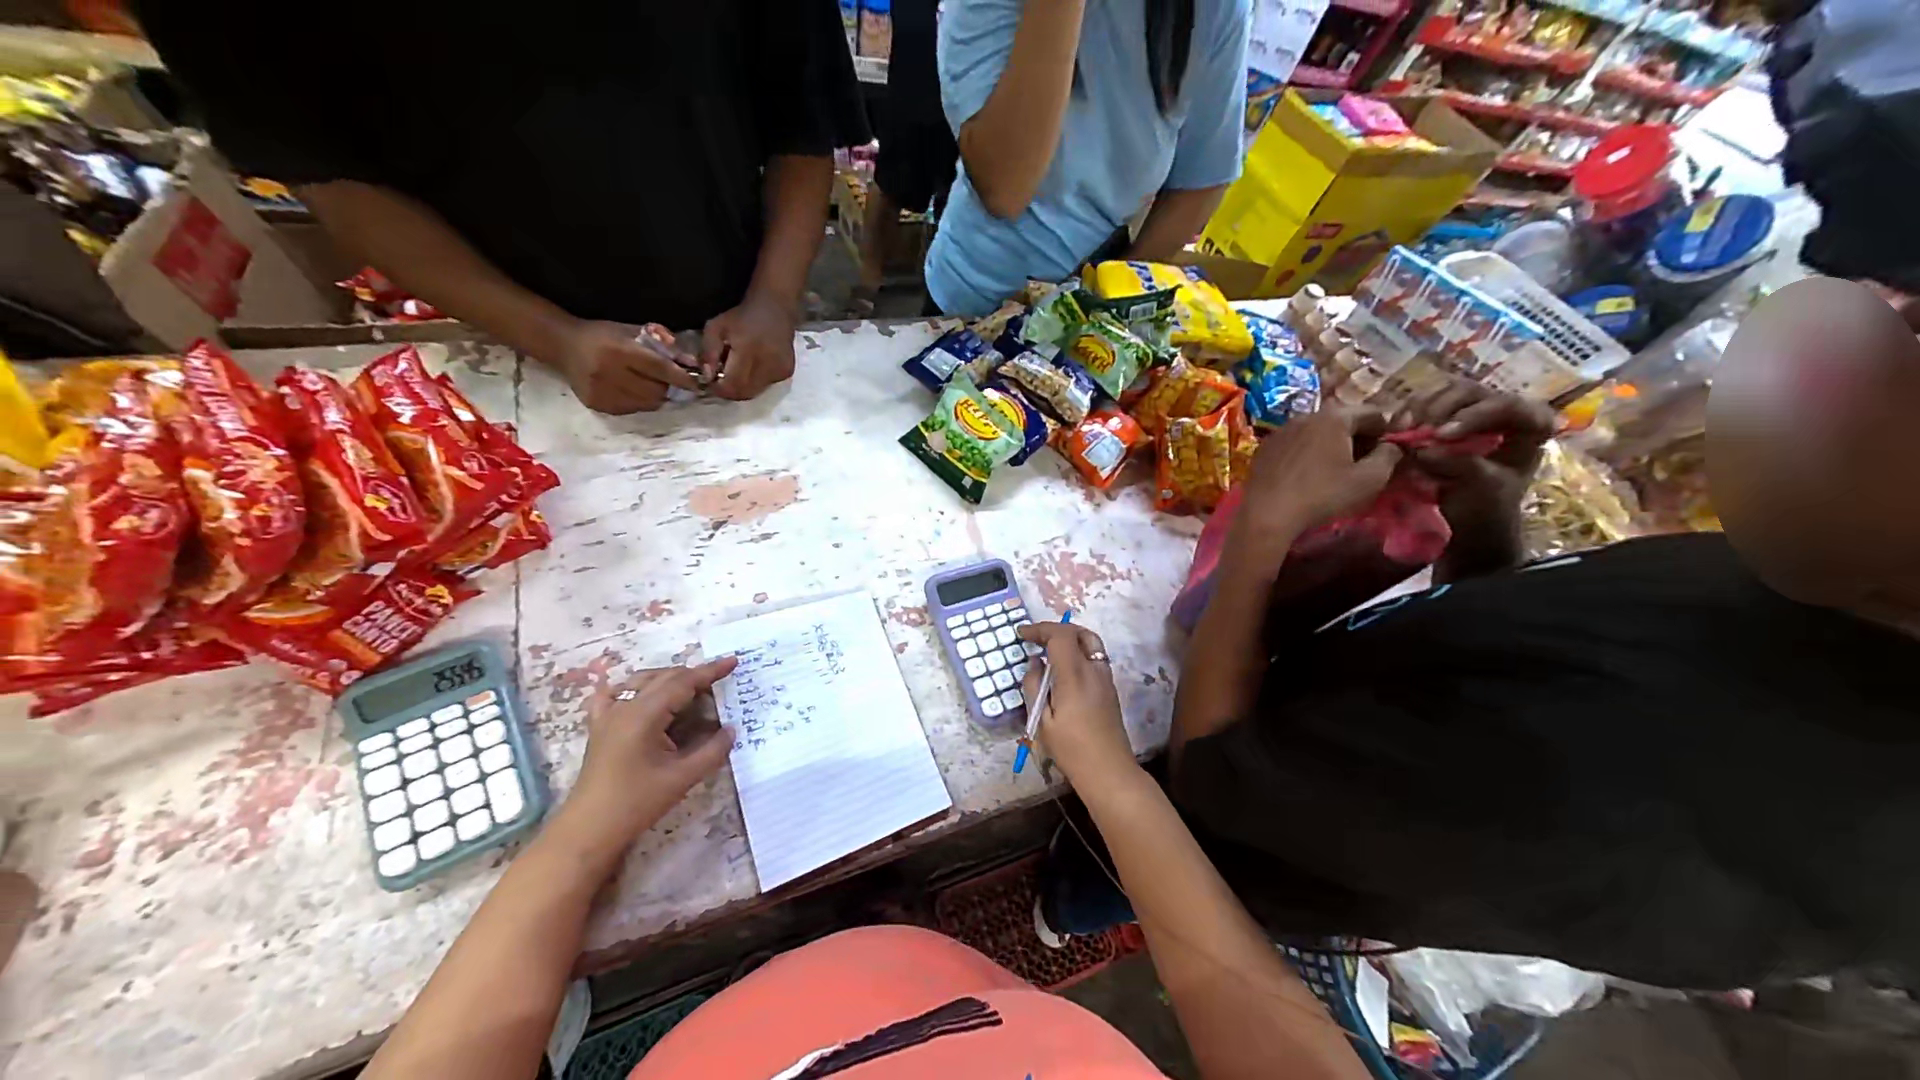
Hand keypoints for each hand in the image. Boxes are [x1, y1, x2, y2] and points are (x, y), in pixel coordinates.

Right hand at [557, 320, 701, 414]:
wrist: (563, 345)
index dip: (681, 378)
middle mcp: (609, 374)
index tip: (695, 383)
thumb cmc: (602, 335)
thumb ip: (662, 345)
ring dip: (655, 396)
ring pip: (647, 404)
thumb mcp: (632, 331)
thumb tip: (691, 363)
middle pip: (656, 391)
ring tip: (648, 383)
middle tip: (666, 380)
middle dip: (667, 387)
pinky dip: (640, 402)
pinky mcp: (598, 405)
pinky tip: (632, 389)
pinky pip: (633, 410)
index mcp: (619, 351)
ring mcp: (602, 392)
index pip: (659, 369)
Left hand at [560, 659, 736, 855]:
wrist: (589, 829)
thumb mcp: (682, 778)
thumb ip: (712, 751)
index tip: (733, 661)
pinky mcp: (599, 727)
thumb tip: (731, 729)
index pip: (682, 683)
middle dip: (693, 676)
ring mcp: (608, 715)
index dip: (710, 671)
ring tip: (692, 690)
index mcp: (644, 714)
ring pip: (642, 682)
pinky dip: (633, 688)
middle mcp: (624, 707)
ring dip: (669, 680)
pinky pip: (614, 694)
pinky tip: (641, 693)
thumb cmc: (637, 802)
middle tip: (720, 683)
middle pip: (664, 678)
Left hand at [702, 295, 796, 400]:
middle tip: (721, 380)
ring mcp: (779, 370)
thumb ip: (708, 353)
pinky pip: (766, 386)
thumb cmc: (742, 316)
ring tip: (737, 371)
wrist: (775, 307)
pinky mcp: (786, 372)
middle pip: (744, 393)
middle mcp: (767, 364)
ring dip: (743, 387)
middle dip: (730, 391)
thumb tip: (707, 377)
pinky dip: (756, 382)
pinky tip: (753, 367)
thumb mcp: (716, 327)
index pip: (732, 385)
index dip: (719, 390)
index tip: (711, 383)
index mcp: (748, 351)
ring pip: (756, 392)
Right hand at [1016, 622, 1137, 786]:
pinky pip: (1095, 658)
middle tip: (1036, 638)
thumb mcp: (1042, 719)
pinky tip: (1064, 669)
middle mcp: (1094, 670)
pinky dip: (1078, 652)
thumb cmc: (1071, 748)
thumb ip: (1034, 685)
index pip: (1060, 635)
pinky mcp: (1110, 689)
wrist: (1109, 771)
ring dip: (1070, 639)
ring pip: (1091, 643)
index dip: (1040, 629)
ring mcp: (1105, 678)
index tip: (1022, 634)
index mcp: (1074, 675)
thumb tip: (1035, 662)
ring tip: (1050, 650)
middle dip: (1057, 629)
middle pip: (1080, 633)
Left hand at [1236, 407, 1402, 541]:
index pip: (1373, 414)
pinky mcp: (1265, 447)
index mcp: (1334, 417)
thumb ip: (1389, 456)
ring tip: (1335, 471)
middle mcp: (1306, 416)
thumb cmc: (1322, 494)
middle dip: (1357, 438)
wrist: (1267, 513)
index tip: (1388, 454)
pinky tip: (1306, 475)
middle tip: (1363, 464)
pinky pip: (1295, 444)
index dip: (1386, 432)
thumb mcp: (1368, 479)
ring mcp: (1281, 430)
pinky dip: (1307, 453)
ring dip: (1331, 445)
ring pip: (1316, 431)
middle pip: (1342, 420)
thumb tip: (1392, 445)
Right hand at [1392, 380, 1554, 566]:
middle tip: (1416, 429)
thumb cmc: (1486, 507)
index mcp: (1530, 426)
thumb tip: (1422, 448)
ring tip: (1401, 428)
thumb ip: (1458, 464)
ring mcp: (1470, 412)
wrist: (1467, 522)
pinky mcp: (1443, 418)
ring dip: (1420, 407)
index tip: (1441, 435)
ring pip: (1445, 392)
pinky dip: (1407, 412)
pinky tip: (1395, 427)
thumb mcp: (1482, 489)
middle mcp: (1502, 413)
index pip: (1507, 406)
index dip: (1474, 415)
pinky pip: (1424, 403)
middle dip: (1442, 408)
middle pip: (1472, 392)